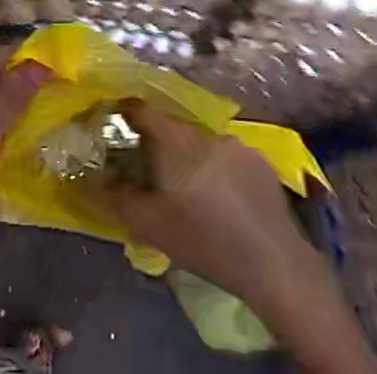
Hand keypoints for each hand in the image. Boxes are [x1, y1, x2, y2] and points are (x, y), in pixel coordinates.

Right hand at [110, 104, 306, 292]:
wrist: (276, 267)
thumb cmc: (205, 240)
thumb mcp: (148, 225)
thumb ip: (117, 195)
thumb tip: (100, 177)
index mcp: (176, 139)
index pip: (140, 110)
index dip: (123, 117)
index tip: (113, 132)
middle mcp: (206, 133)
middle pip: (171, 127)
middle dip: (157, 144)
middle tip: (148, 171)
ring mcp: (239, 146)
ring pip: (200, 143)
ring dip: (189, 158)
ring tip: (187, 189)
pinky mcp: (262, 164)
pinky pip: (227, 156)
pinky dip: (216, 169)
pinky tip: (220, 199)